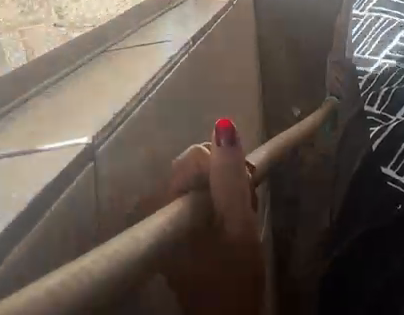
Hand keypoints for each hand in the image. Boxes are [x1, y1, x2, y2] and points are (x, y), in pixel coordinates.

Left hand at [154, 119, 264, 313]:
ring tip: (241, 218)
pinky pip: (193, 202)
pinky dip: (214, 207)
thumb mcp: (238, 225)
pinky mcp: (171, 234)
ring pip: (196, 184)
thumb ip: (229, 176)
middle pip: (194, 167)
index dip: (225, 165)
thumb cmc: (232, 279)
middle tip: (247, 205)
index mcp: (166, 202)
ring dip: (223, 192)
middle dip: (225, 178)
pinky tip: (229, 227)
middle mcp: (156, 207)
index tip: (245, 189)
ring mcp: (162, 221)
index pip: (195, 155)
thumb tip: (223, 125)